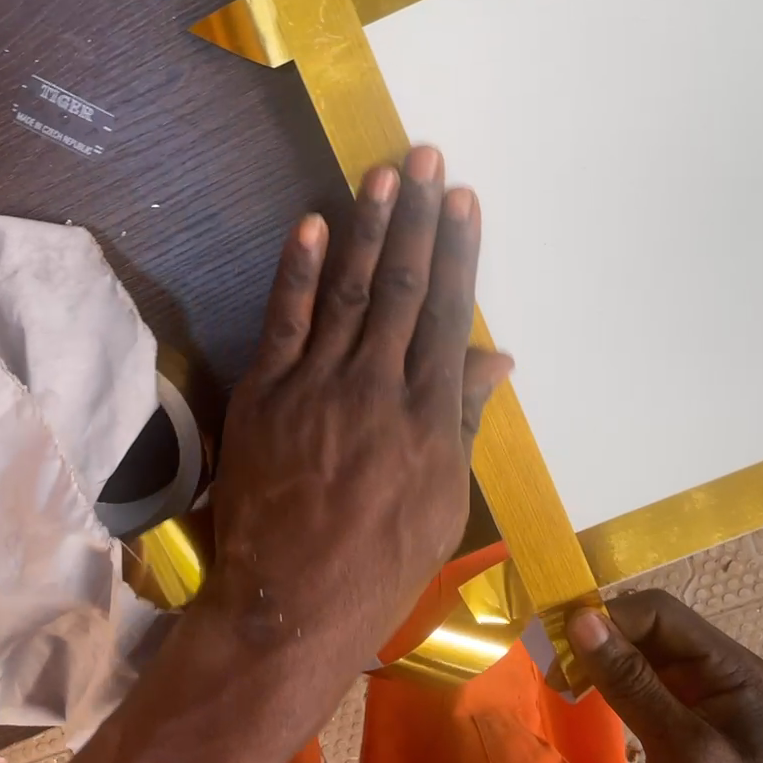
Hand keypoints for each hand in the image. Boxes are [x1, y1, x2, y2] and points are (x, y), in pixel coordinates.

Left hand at [209, 144, 513, 659]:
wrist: (292, 604)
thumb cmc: (380, 560)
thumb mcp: (446, 500)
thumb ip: (465, 419)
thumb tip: (496, 355)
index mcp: (429, 416)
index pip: (449, 314)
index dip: (458, 252)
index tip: (465, 201)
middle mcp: (378, 387)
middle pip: (403, 287)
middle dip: (418, 219)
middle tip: (426, 158)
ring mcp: (317, 386)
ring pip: (351, 292)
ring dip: (369, 228)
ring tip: (385, 175)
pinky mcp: (265, 393)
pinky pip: (285, 319)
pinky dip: (300, 269)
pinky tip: (314, 223)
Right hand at [569, 590, 762, 762]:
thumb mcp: (684, 752)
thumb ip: (634, 683)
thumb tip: (579, 617)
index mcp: (733, 668)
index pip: (660, 614)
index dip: (610, 616)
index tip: (559, 638)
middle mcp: (718, 676)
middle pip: (648, 632)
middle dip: (599, 639)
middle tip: (552, 662)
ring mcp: (702, 705)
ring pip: (639, 659)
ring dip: (598, 662)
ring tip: (560, 679)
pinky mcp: (684, 733)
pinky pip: (640, 690)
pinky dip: (608, 686)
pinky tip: (584, 695)